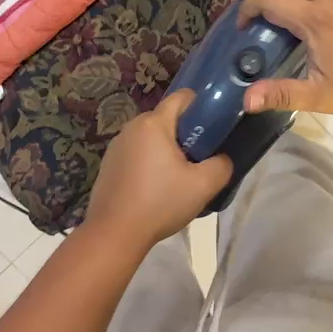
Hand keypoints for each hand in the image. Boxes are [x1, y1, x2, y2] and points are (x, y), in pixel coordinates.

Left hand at [84, 90, 232, 250]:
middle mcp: (132, 126)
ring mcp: (117, 145)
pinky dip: (150, 162)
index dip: (202, 107)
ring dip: (167, 149)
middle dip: (186, 133)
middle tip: (200, 158)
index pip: (182, 97)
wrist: (114, 234)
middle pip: (167, 118)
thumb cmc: (160, 203)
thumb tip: (223, 158)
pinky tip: (155, 188)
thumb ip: (222, 165)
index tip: (214, 128)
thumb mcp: (203, 186)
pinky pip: (138, 152)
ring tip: (179, 177)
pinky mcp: (109, 163)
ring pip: (152, 136)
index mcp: (153, 123)